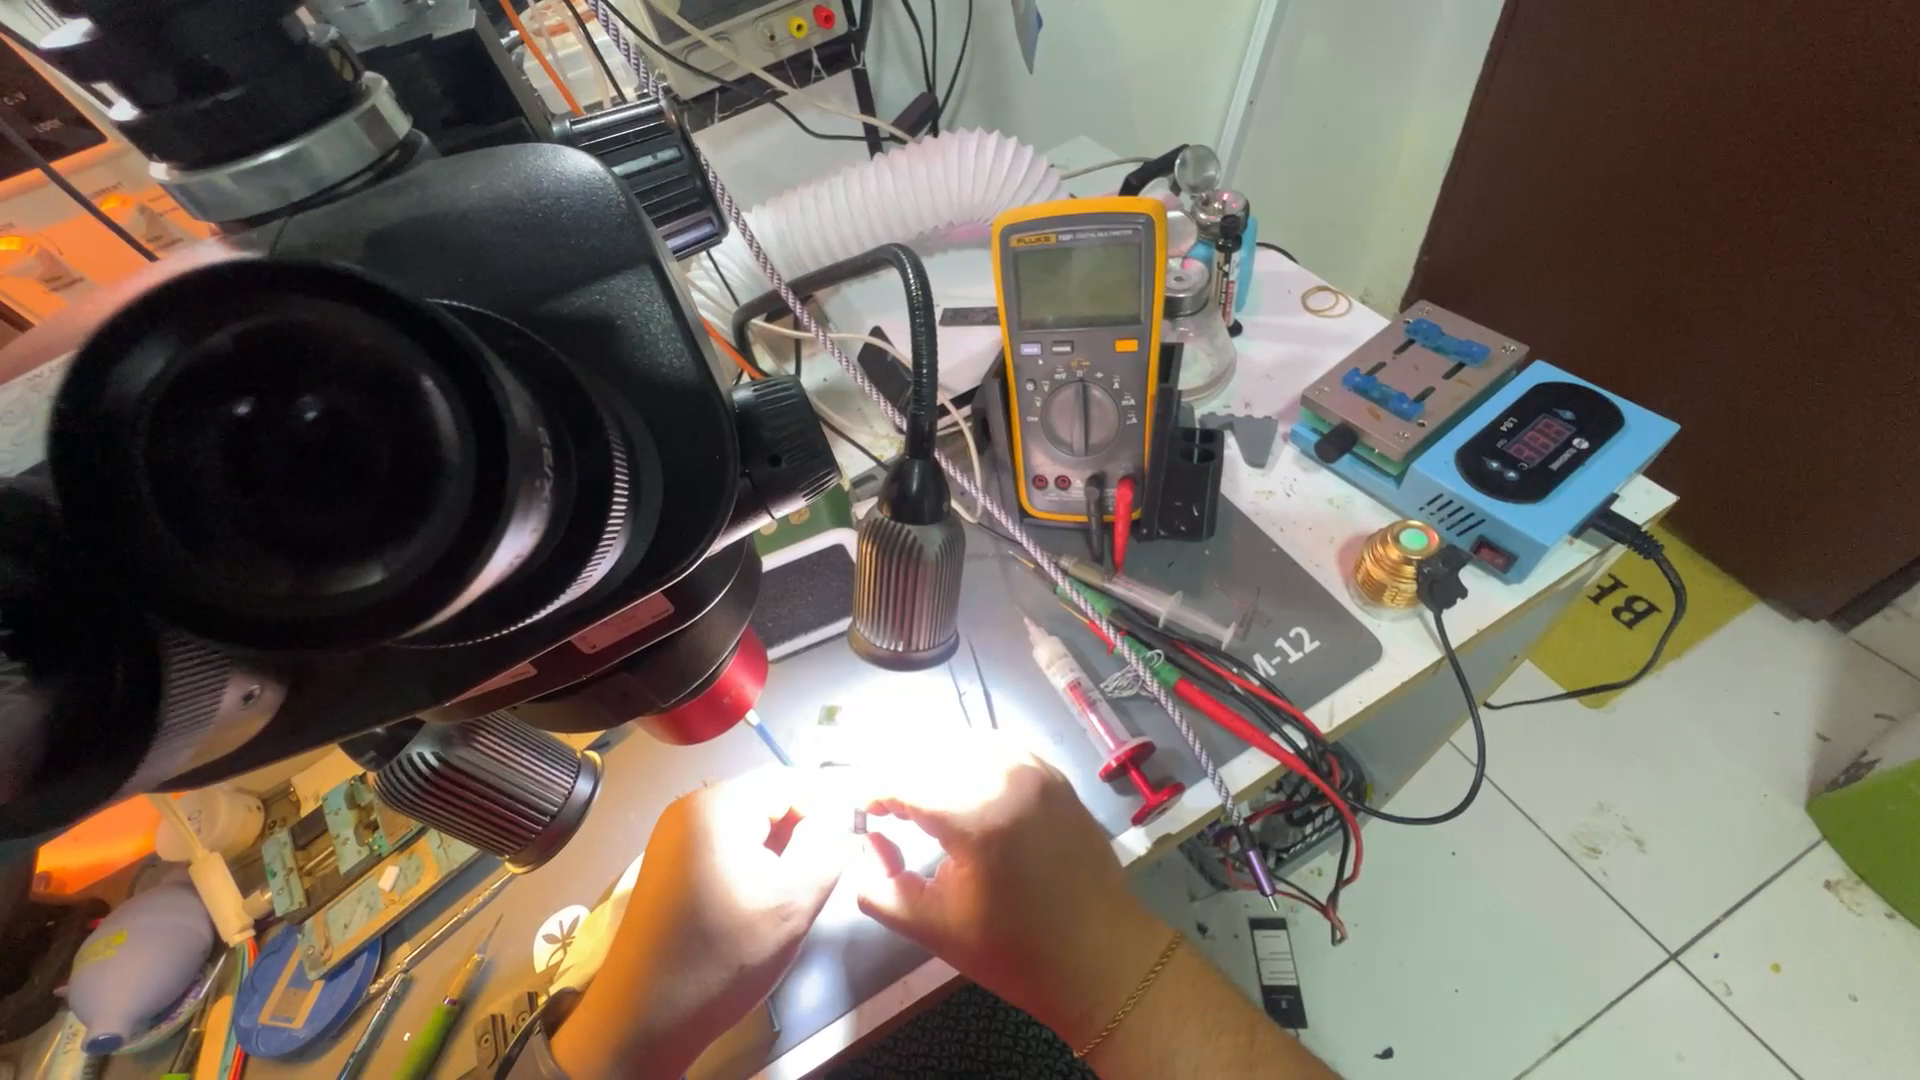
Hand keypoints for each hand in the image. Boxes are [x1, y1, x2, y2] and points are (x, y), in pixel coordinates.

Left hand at [551, 766, 851, 1079]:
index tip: (855, 832)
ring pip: (749, 823)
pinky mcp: (669, 863)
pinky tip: (760, 898)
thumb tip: (844, 817)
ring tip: (792, 888)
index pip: (792, 780)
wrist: (639, 1024)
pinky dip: (752, 861)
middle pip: (768, 798)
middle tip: (823, 869)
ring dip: (779, 847)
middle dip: (803, 828)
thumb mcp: (793, 902)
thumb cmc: (721, 957)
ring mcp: (675, 835)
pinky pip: (726, 843)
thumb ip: (830, 848)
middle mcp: (692, 807)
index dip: (830, 802)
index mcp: (720, 804)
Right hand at [854, 733, 1173, 1048]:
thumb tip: (867, 843)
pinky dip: (970, 755)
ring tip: (917, 793)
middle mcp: (1005, 778)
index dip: (872, 792)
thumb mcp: (934, 928)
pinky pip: (999, 746)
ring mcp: (1035, 770)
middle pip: (931, 755)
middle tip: (883, 806)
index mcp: (976, 818)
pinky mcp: (1052, 773)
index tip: (858, 810)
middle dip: (900, 776)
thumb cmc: (1015, 951)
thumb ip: (881, 886)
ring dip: (933, 760)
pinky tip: (958, 780)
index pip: (904, 782)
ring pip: (965, 742)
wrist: (1100, 957)